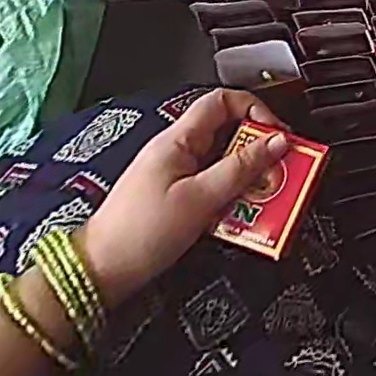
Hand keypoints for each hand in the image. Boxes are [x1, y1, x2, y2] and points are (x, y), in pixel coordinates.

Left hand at [76, 89, 288, 303]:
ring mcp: (177, 172)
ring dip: (248, 174)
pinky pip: (215, 181)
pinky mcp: (178, 194)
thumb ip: (242, 168)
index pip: (223, 100)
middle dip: (258, 147)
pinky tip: (240, 211)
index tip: (275, 135)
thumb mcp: (200, 198)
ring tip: (263, 193)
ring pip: (225, 158)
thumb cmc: (140, 233)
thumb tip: (278, 142)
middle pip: (229, 130)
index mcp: (179, 139)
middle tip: (277, 167)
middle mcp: (179, 149)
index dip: (254, 110)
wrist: (97, 274)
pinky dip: (233, 192)